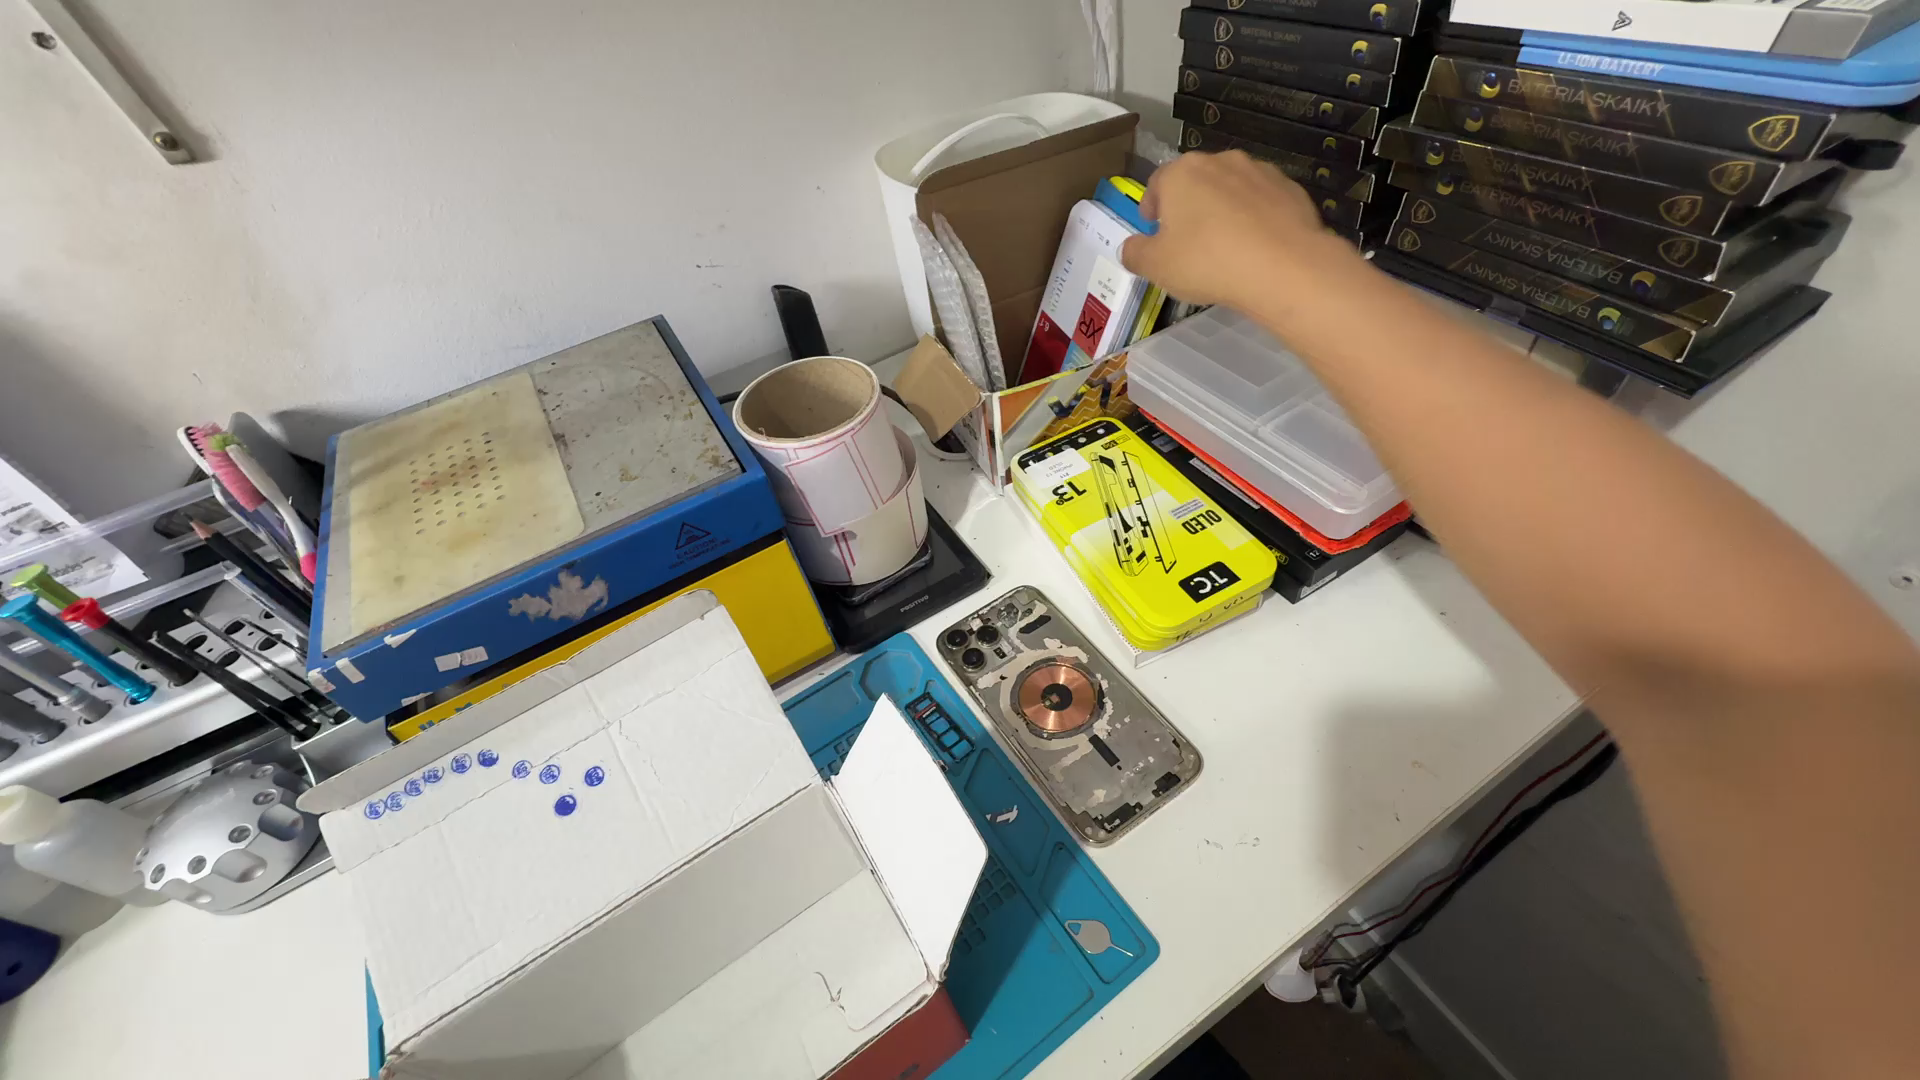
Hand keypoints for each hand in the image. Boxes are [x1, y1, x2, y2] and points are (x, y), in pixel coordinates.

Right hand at [1120, 150, 1356, 310]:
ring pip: (1229, 189)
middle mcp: (1220, 160)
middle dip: (1187, 206)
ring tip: (1223, 245)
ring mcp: (1259, 171)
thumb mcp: (1155, 267)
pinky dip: (1253, 218)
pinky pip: (1261, 202)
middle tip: (1186, 241)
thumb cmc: (1206, 262)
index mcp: (1181, 173)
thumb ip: (1135, 254)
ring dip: (1221, 209)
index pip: (1156, 183)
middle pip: (1194, 182)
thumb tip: (1130, 247)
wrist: (1282, 266)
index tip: (1153, 230)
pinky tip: (1253, 246)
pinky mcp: (1289, 188)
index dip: (1151, 207)